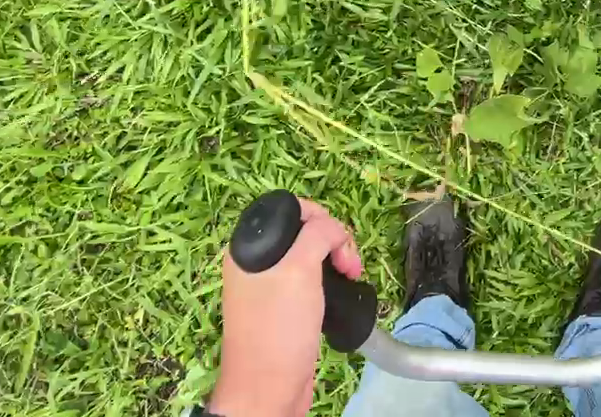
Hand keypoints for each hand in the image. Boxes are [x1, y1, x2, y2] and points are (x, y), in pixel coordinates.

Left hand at [207, 200, 362, 416]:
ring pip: (313, 252)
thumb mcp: (300, 268)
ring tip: (351, 275)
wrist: (269, 391)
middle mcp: (256, 261)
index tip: (337, 242)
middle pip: (306, 230)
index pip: (291, 209)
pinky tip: (341, 287)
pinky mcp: (284, 305)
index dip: (321, 218)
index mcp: (248, 247)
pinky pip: (313, 275)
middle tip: (348, 263)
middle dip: (334, 239)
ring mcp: (270, 284)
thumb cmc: (280, 327)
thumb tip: (333, 230)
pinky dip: (331, 276)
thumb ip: (318, 234)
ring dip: (337, 257)